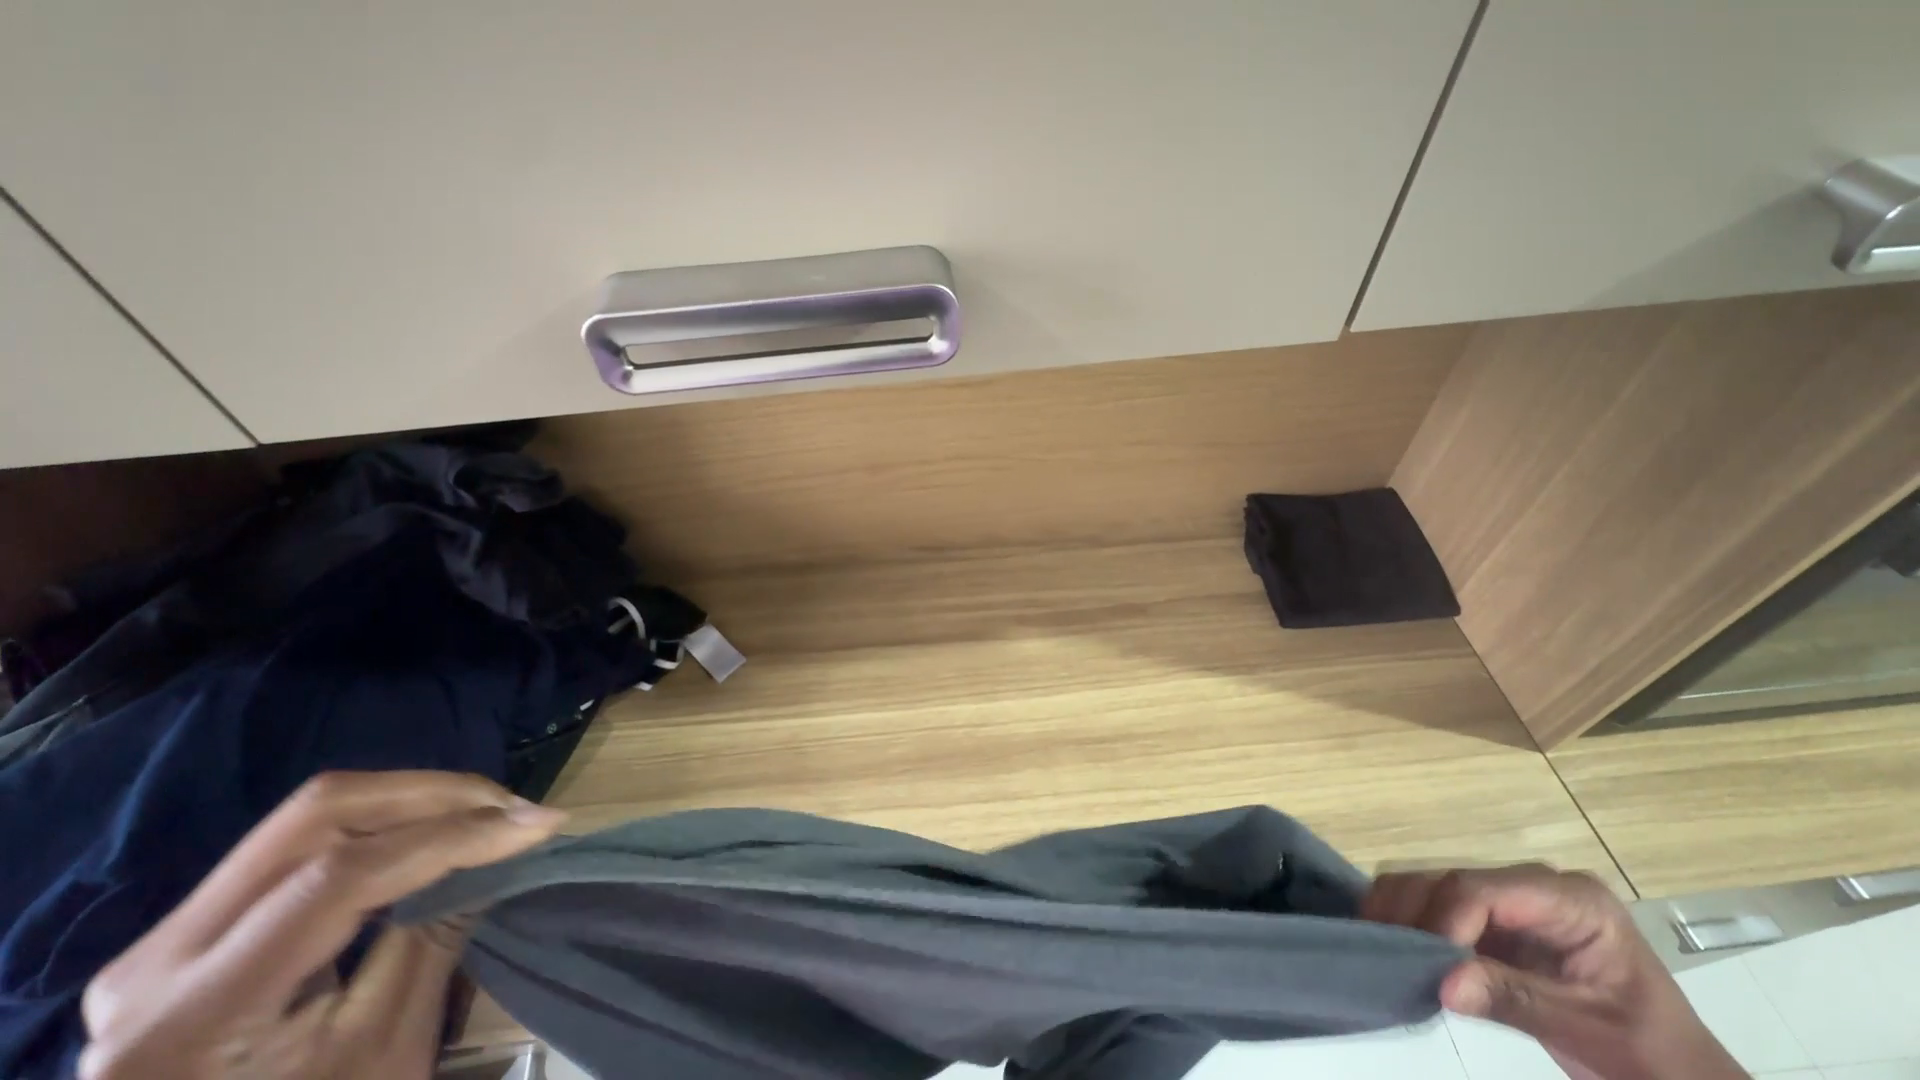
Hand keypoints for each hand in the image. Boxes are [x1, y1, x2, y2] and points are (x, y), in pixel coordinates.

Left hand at [78, 771, 566, 1079]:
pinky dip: (378, 829)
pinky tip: (430, 835)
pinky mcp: (188, 931)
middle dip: (431, 796)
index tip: (536, 824)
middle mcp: (158, 954)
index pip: (339, 877)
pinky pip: (295, 848)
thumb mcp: (384, 1053)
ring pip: (304, 820)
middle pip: (313, 817)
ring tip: (486, 814)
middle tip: (511, 806)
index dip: (449, 837)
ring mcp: (164, 937)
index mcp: (198, 1011)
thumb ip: (433, 943)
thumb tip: (499, 855)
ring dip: (411, 804)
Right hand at [1363, 865, 1746, 1079]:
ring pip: (1430, 887)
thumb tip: (1441, 985)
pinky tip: (1399, 958)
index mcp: (1571, 899)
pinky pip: (1435, 910)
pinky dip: (1407, 927)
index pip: (1481, 890)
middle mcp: (1533, 886)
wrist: (1677, 1077)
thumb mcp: (1590, 1031)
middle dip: (1411, 917)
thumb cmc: (1650, 1054)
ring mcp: (1511, 903)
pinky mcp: (1493, 925)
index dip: (1442, 921)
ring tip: (1388, 961)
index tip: (1424, 971)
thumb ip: (1517, 1001)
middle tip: (1388, 963)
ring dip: (1401, 919)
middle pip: (1447, 880)